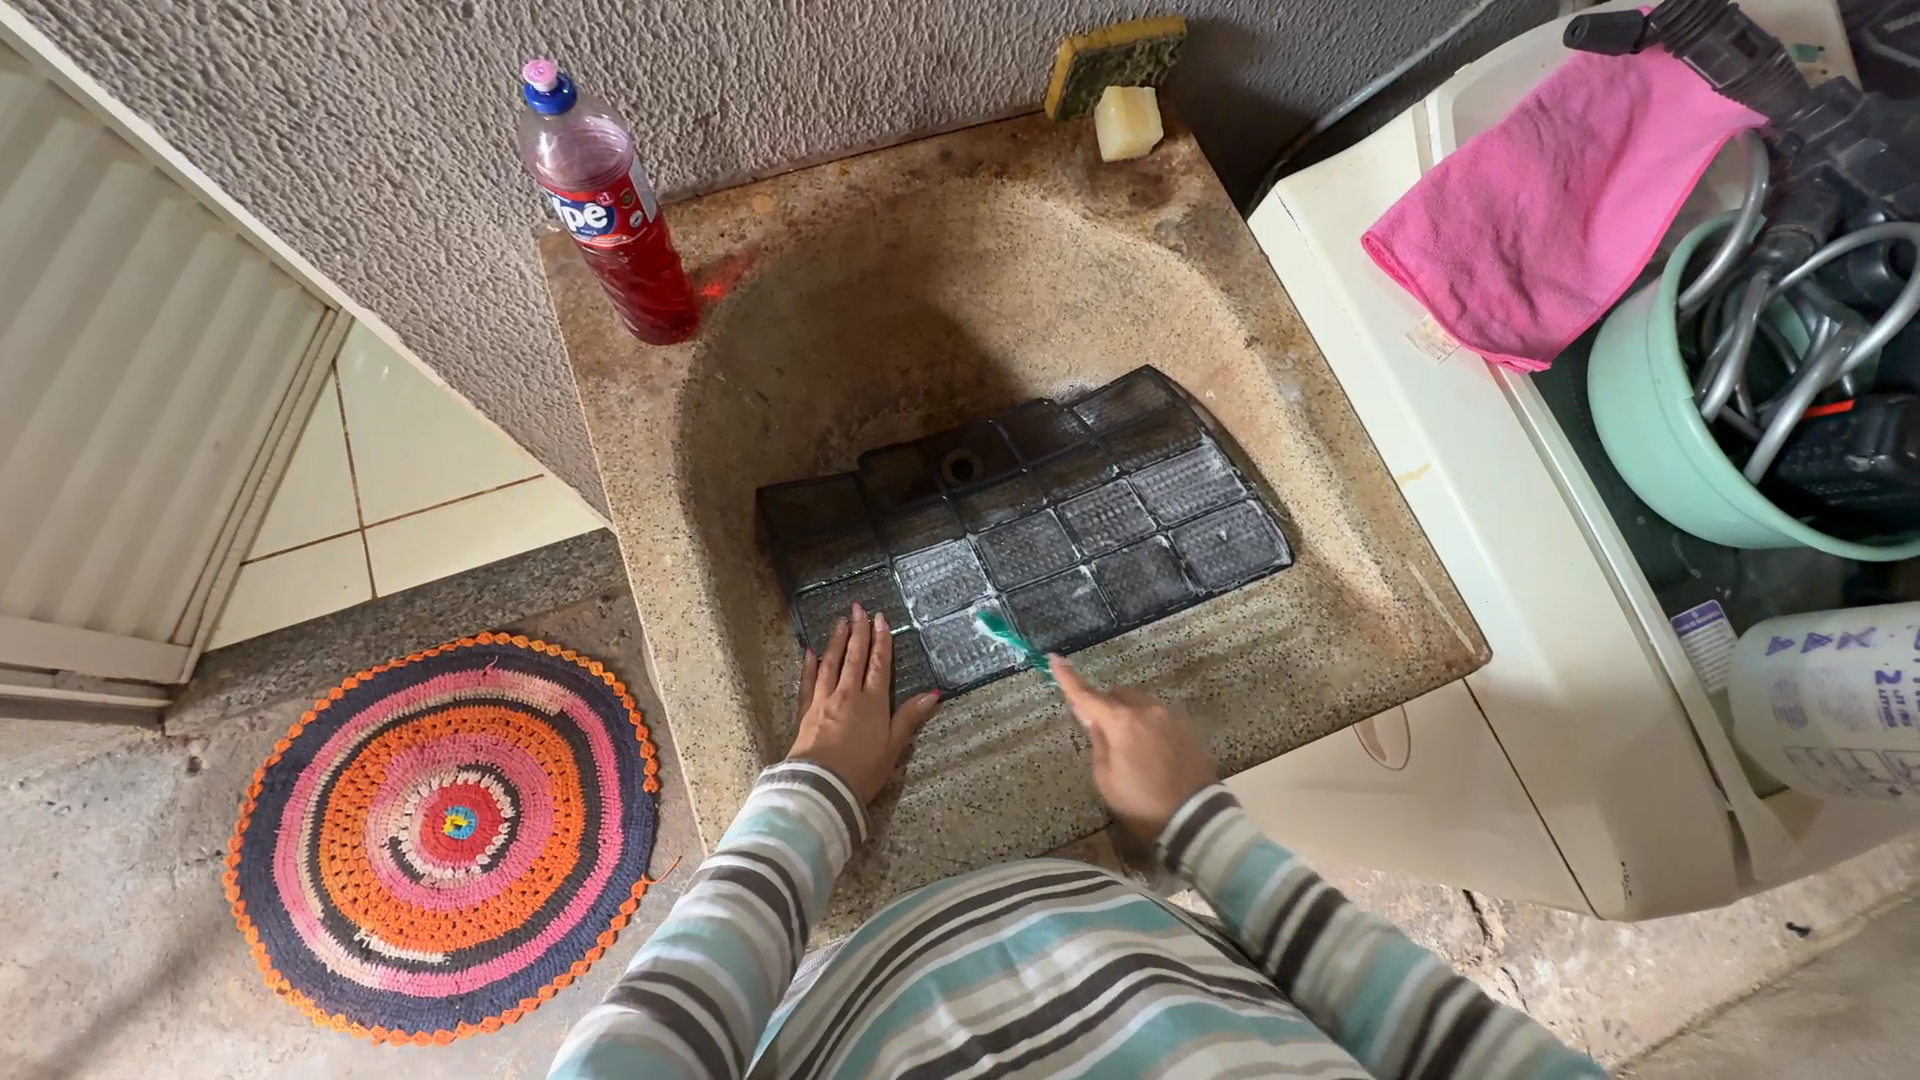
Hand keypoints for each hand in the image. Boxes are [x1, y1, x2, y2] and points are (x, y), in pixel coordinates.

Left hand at [787, 603, 941, 803]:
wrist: (821, 786)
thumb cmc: (863, 770)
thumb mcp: (894, 747)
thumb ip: (909, 717)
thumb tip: (933, 693)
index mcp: (873, 702)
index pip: (879, 664)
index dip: (881, 641)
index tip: (881, 618)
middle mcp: (848, 694)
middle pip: (855, 657)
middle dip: (858, 631)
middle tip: (858, 608)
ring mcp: (823, 700)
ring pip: (831, 663)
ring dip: (836, 641)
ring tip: (840, 622)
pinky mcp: (805, 712)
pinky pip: (807, 682)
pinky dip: (809, 666)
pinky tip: (809, 652)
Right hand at [1050, 654, 1213, 842]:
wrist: (1195, 817)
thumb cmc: (1142, 803)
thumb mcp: (1106, 778)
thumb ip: (1097, 741)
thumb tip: (1091, 717)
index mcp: (1121, 722)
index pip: (1087, 695)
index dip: (1068, 677)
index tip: (1054, 659)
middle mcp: (1146, 709)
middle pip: (1115, 695)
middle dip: (1105, 707)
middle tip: (1103, 733)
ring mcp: (1168, 715)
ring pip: (1138, 701)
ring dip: (1127, 713)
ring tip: (1131, 746)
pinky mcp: (1185, 725)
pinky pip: (1156, 713)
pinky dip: (1146, 722)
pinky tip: (1150, 749)